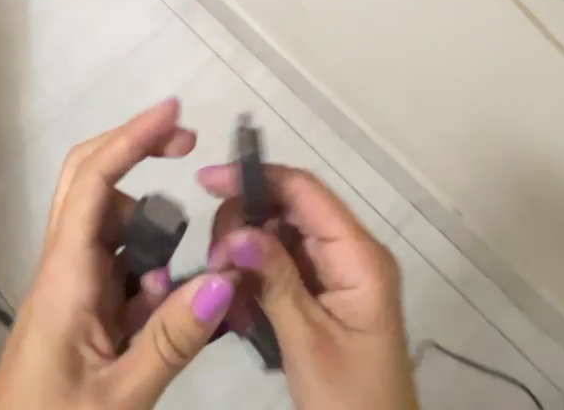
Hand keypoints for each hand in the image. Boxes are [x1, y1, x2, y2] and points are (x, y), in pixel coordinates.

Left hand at [0, 98, 237, 409]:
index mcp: (66, 273)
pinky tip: (173, 305)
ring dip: (152, 230)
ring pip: (112, 226)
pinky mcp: (83, 311)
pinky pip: (121, 267)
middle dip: (136, 152)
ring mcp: (73, 286)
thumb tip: (225, 275)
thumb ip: (173, 339)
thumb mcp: (121, 396)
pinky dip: (152, 269)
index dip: (131, 138)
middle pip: (92, 182)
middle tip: (187, 147)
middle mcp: (66, 265)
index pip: (95, 181)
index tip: (174, 112)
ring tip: (185, 276)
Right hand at [198, 162, 419, 409]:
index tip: (205, 181)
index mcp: (359, 255)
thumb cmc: (352, 404)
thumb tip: (235, 230)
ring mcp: (335, 273)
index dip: (255, 177)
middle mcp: (349, 252)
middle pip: (287, 208)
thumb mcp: (309, 343)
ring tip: (223, 289)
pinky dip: (253, 278)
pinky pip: (279, 267)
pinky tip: (234, 305)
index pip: (304, 191)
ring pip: (277, 236)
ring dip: (244, 254)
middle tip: (214, 262)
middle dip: (244, 222)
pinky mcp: (321, 295)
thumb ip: (274, 281)